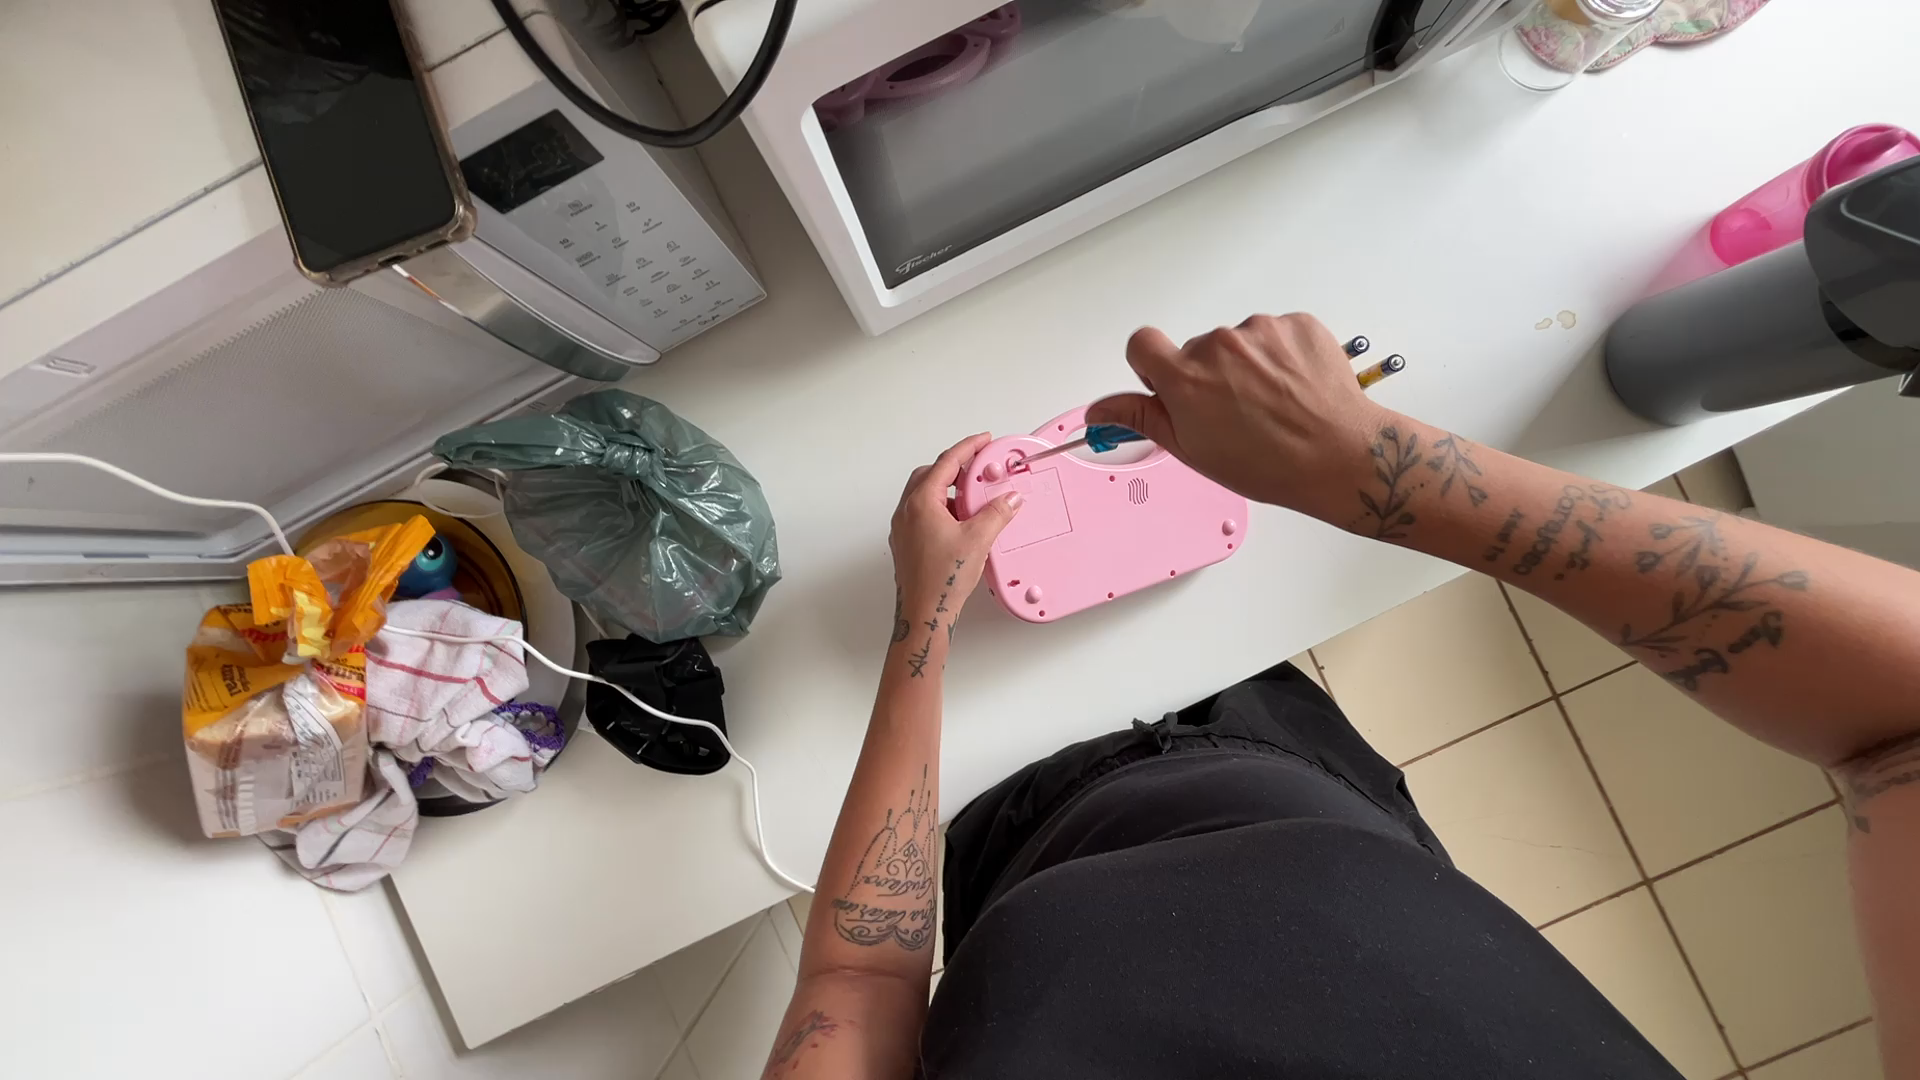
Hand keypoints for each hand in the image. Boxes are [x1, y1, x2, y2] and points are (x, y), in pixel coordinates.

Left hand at [889, 433, 1022, 619]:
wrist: (923, 612)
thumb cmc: (942, 579)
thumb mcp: (978, 540)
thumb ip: (997, 513)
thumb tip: (1010, 499)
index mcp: (921, 503)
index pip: (946, 463)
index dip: (967, 448)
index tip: (982, 440)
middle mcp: (906, 511)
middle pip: (929, 475)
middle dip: (954, 467)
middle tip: (978, 468)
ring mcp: (902, 527)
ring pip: (924, 494)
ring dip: (947, 489)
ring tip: (972, 498)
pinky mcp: (905, 542)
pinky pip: (921, 513)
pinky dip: (940, 507)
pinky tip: (959, 521)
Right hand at [1086, 313, 1391, 521]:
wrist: (1337, 456)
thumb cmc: (1263, 463)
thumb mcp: (1190, 449)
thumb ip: (1140, 418)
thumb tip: (1098, 409)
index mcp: (1185, 379)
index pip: (1141, 343)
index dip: (1151, 365)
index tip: (1170, 386)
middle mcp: (1217, 346)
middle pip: (1193, 349)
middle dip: (1204, 375)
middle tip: (1233, 412)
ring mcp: (1259, 331)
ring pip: (1234, 343)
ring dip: (1243, 366)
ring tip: (1269, 403)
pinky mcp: (1294, 324)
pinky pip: (1272, 335)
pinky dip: (1277, 357)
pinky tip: (1290, 388)